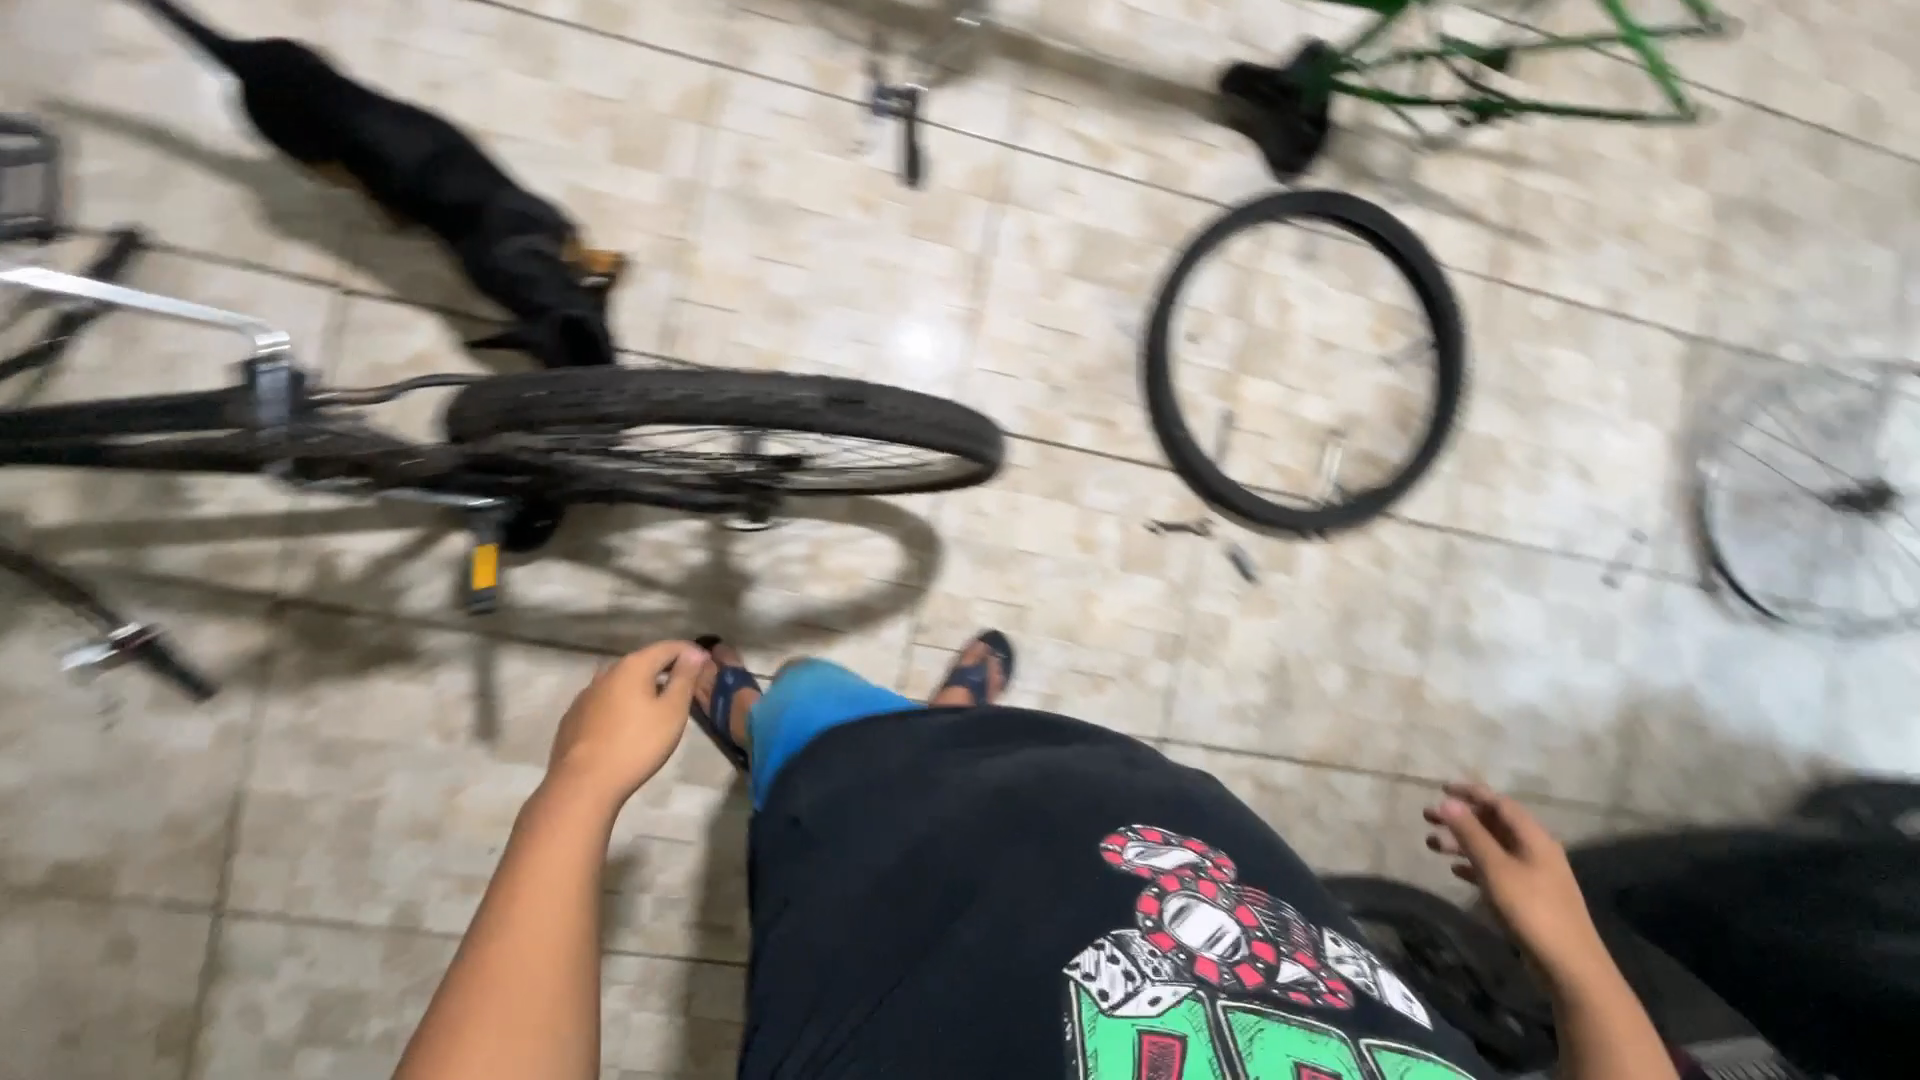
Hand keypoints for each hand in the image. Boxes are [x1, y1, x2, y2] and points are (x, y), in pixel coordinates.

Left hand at [543, 640, 706, 806]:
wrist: (583, 784)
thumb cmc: (637, 744)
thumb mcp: (672, 711)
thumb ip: (684, 678)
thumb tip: (694, 653)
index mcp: (633, 667)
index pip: (668, 647)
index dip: (690, 652)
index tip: (706, 664)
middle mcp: (606, 673)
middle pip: (643, 662)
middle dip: (666, 669)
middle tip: (686, 686)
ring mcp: (586, 695)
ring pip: (622, 682)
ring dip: (642, 687)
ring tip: (658, 705)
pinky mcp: (573, 717)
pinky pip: (605, 701)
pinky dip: (622, 703)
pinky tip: (627, 724)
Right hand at [1424, 782, 1608, 981]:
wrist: (1568, 965)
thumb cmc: (1531, 909)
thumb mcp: (1495, 867)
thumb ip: (1470, 833)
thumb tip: (1447, 802)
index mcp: (1534, 838)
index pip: (1499, 803)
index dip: (1470, 793)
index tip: (1440, 788)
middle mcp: (1535, 850)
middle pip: (1494, 824)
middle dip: (1460, 818)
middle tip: (1427, 817)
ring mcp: (1534, 874)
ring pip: (1492, 847)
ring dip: (1463, 842)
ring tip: (1432, 845)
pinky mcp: (1529, 896)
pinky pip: (1496, 869)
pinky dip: (1474, 864)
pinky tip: (1455, 871)